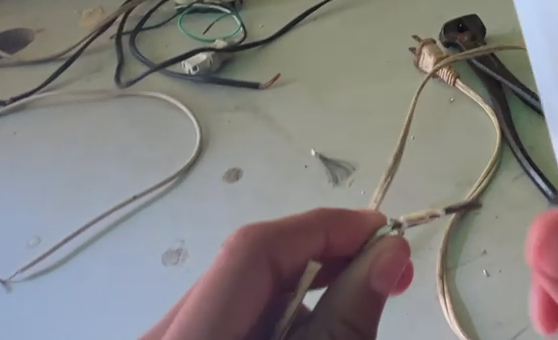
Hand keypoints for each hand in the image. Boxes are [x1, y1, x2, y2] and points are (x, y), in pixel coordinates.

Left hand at [141, 208, 412, 339]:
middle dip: (321, 254)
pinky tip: (314, 324)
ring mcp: (169, 338)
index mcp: (190, 335)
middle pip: (248, 263)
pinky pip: (232, 313)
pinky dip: (280, 312)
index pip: (254, 248)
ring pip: (243, 289)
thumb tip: (391, 249)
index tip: (383, 232)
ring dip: (306, 285)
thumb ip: (345, 319)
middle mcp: (166, 330)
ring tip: (356, 296)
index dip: (322, 228)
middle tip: (383, 266)